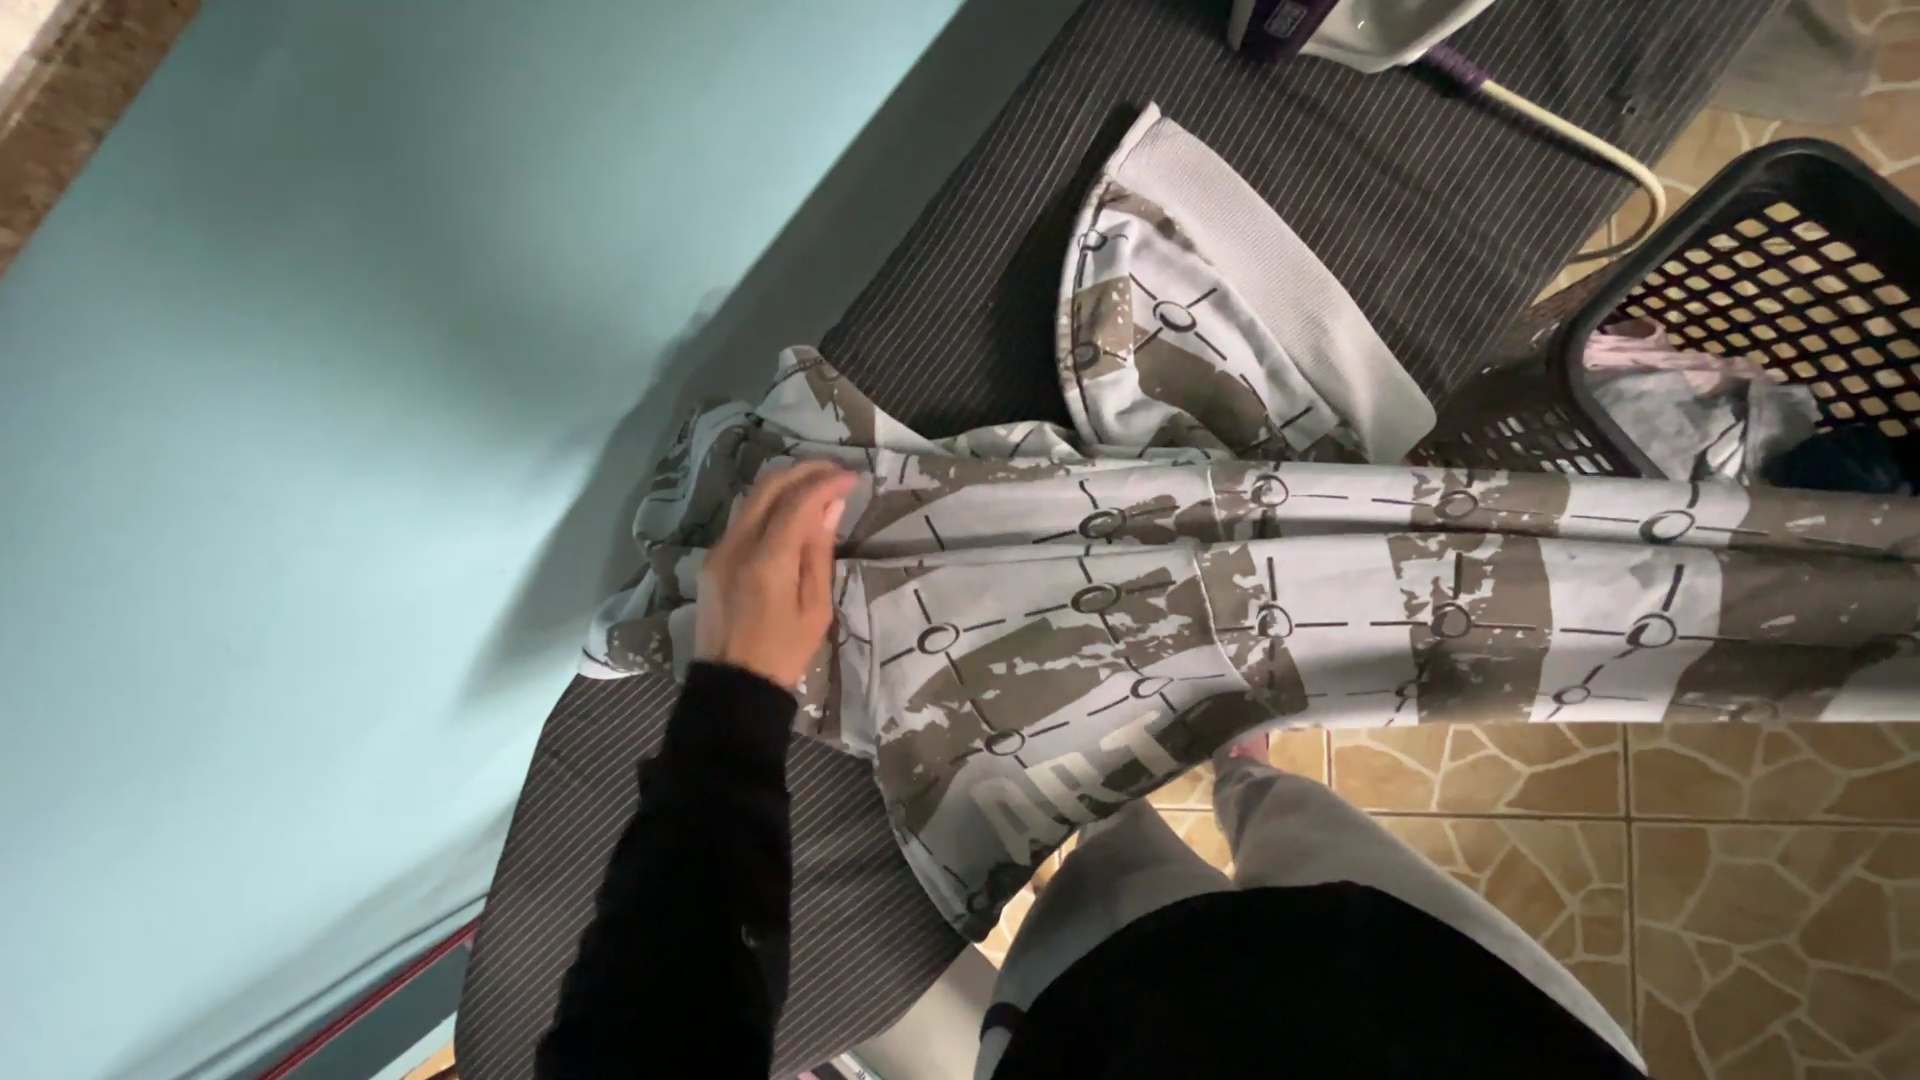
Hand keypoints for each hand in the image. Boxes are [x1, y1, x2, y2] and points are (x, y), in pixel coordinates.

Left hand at [695, 462, 856, 688]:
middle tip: (836, 472)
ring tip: (818, 487)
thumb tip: (829, 507)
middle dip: (804, 471)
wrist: (732, 686)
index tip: (853, 478)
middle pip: (768, 486)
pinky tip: (792, 512)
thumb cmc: (784, 652)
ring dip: (786, 484)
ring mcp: (719, 550)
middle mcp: (736, 545)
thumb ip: (819, 552)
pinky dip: (770, 504)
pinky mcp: (712, 559)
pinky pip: (743, 518)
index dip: (827, 482)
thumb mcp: (815, 607)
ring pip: (751, 497)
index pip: (798, 501)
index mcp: (767, 560)